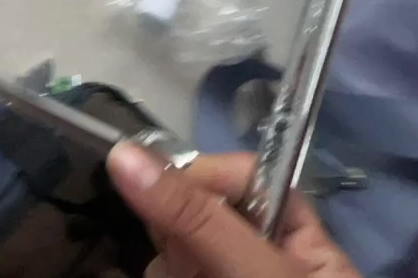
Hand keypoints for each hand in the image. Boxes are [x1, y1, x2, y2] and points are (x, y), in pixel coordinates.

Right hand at [107, 145, 359, 277]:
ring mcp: (219, 277)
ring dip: (166, 270)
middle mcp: (257, 254)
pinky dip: (158, 275)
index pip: (238, 175)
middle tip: (189, 268)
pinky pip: (159, 272)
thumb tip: (121, 153)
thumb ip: (195, 217)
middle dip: (175, 236)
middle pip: (191, 208)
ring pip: (167, 248)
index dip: (199, 177)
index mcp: (296, 236)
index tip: (170, 197)